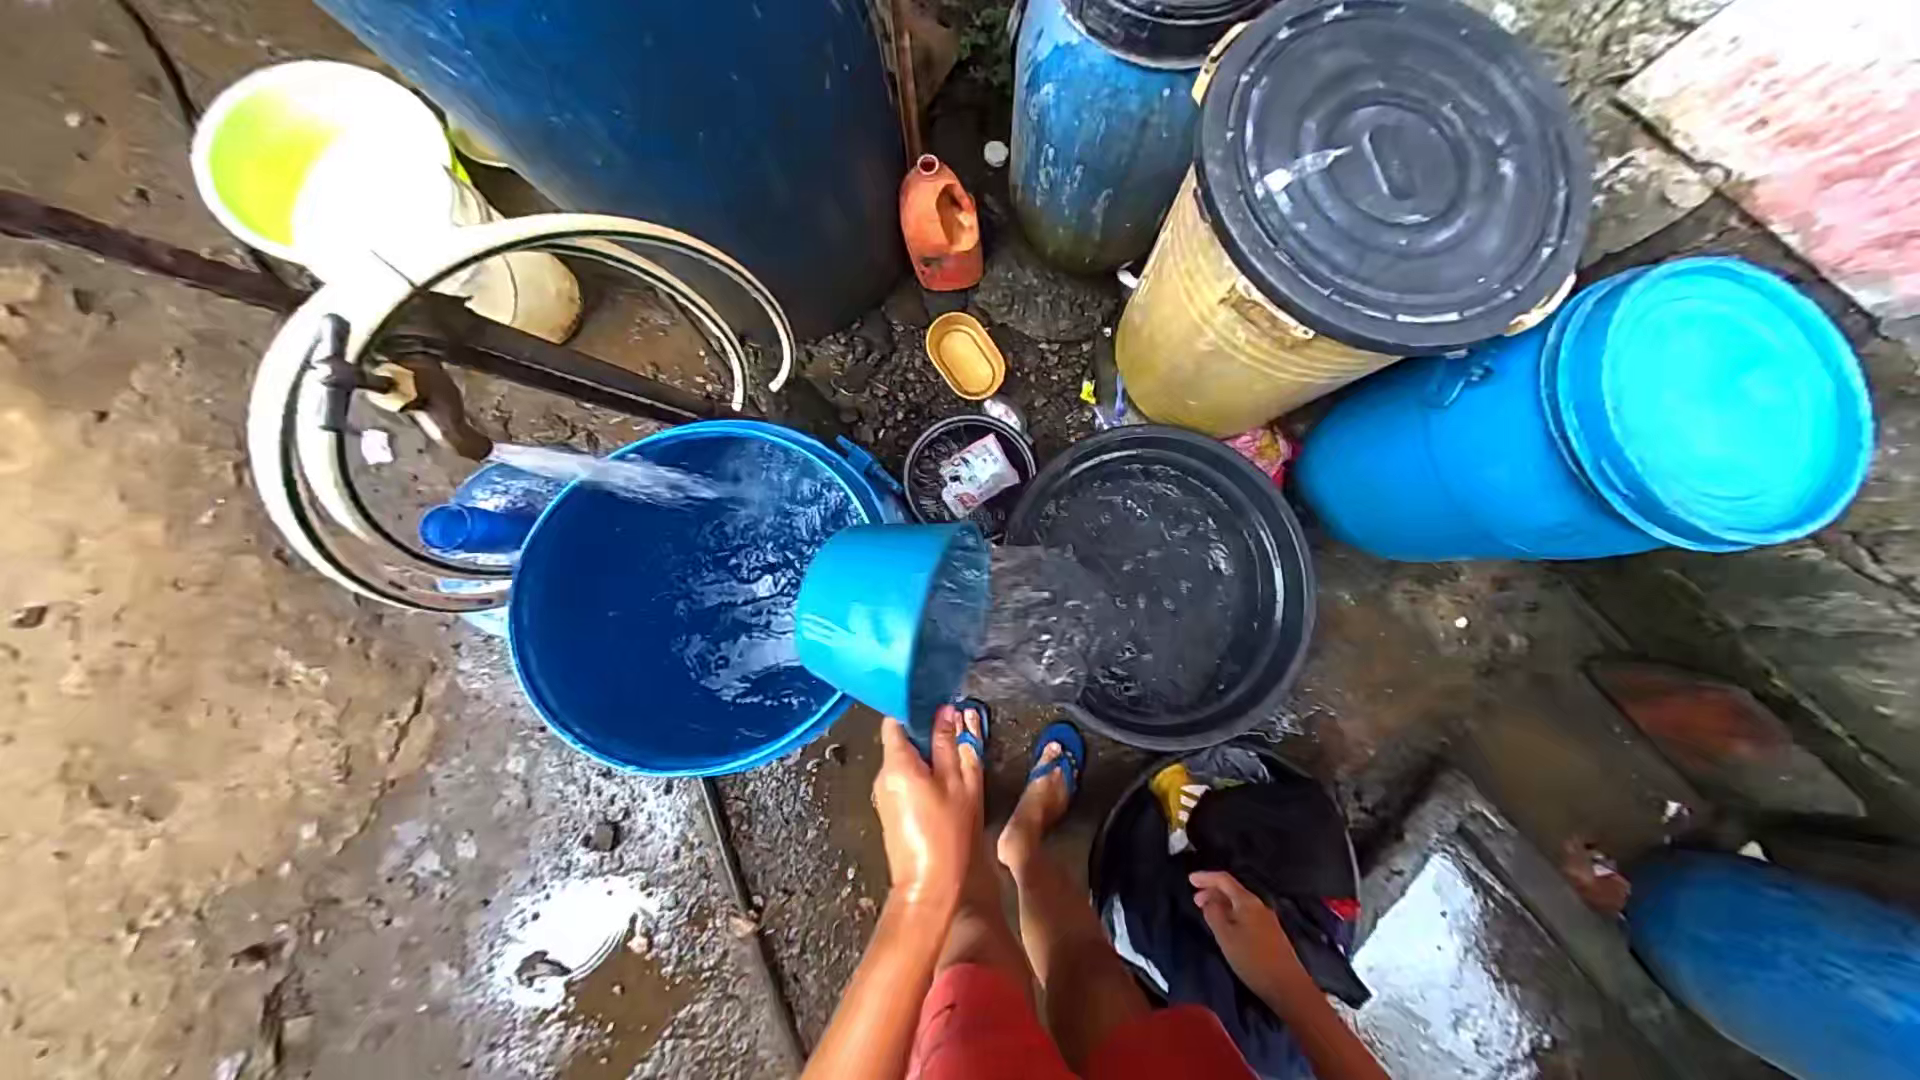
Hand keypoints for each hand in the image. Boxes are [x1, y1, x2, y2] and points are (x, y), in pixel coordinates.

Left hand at [873, 707, 982, 910]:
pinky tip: (944, 789)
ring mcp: (883, 794)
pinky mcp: (890, 810)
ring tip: (955, 767)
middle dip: (928, 736)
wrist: (929, 889)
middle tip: (957, 739)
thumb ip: (951, 744)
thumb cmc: (948, 836)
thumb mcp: (960, 784)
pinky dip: (922, 777)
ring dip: (928, 758)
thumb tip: (947, 713)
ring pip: (905, 761)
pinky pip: (904, 780)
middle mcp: (882, 776)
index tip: (940, 708)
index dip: (917, 710)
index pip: (896, 720)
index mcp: (896, 764)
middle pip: (901, 740)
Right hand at [1191, 870, 1306, 995]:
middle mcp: (1259, 905)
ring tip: (1208, 913)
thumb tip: (1209, 901)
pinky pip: (1247, 915)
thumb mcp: (1225, 936)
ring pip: (1240, 904)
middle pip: (1232, 890)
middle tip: (1196, 900)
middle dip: (1212, 892)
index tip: (1190, 879)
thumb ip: (1213, 914)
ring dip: (1222, 904)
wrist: (1289, 988)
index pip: (1223, 879)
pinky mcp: (1272, 934)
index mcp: (1247, 901)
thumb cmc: (1253, 959)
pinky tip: (1228, 927)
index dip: (1205, 877)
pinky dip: (1233, 914)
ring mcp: (1268, 920)